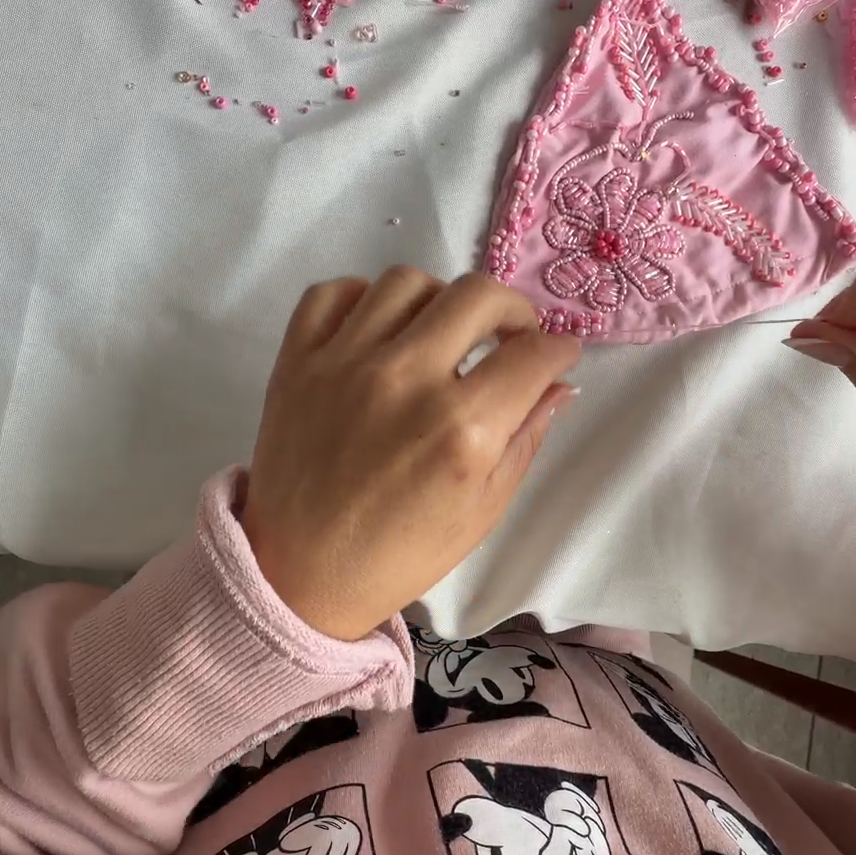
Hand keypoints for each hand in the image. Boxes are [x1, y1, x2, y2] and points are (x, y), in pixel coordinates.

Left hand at [243, 268, 581, 639]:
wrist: (300, 573)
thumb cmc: (400, 553)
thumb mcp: (482, 510)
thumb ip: (526, 438)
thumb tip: (558, 383)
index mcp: (461, 430)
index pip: (532, 355)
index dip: (558, 350)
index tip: (556, 355)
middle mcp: (405, 381)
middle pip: (477, 295)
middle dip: (512, 310)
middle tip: (509, 336)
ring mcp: (343, 363)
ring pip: (408, 281)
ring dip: (439, 301)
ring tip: (441, 334)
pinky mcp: (296, 360)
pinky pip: (334, 291)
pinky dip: (363, 299)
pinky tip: (379, 332)